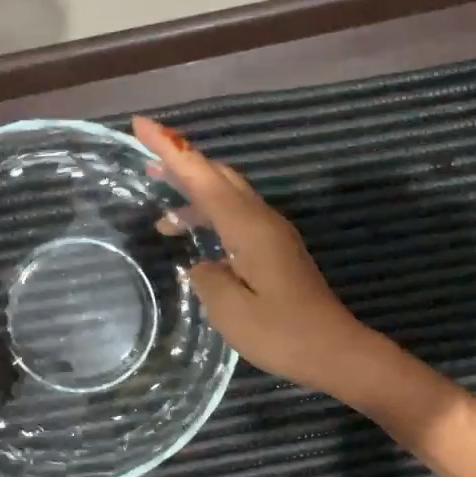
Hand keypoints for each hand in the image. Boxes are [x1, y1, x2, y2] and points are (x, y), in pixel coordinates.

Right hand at [132, 116, 385, 396]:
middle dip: (184, 166)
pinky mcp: (280, 254)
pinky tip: (201, 241)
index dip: (170, 150)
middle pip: (221, 178)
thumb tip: (204, 266)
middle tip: (148, 167)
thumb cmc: (282, 333)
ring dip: (198, 198)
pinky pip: (240, 219)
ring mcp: (276, 236)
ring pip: (231, 199)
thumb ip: (208, 279)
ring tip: (165, 219)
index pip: (203, 176)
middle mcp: (264, 221)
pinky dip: (214, 218)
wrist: (335, 351)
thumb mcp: (231, 311)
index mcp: (249, 228)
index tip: (140, 125)